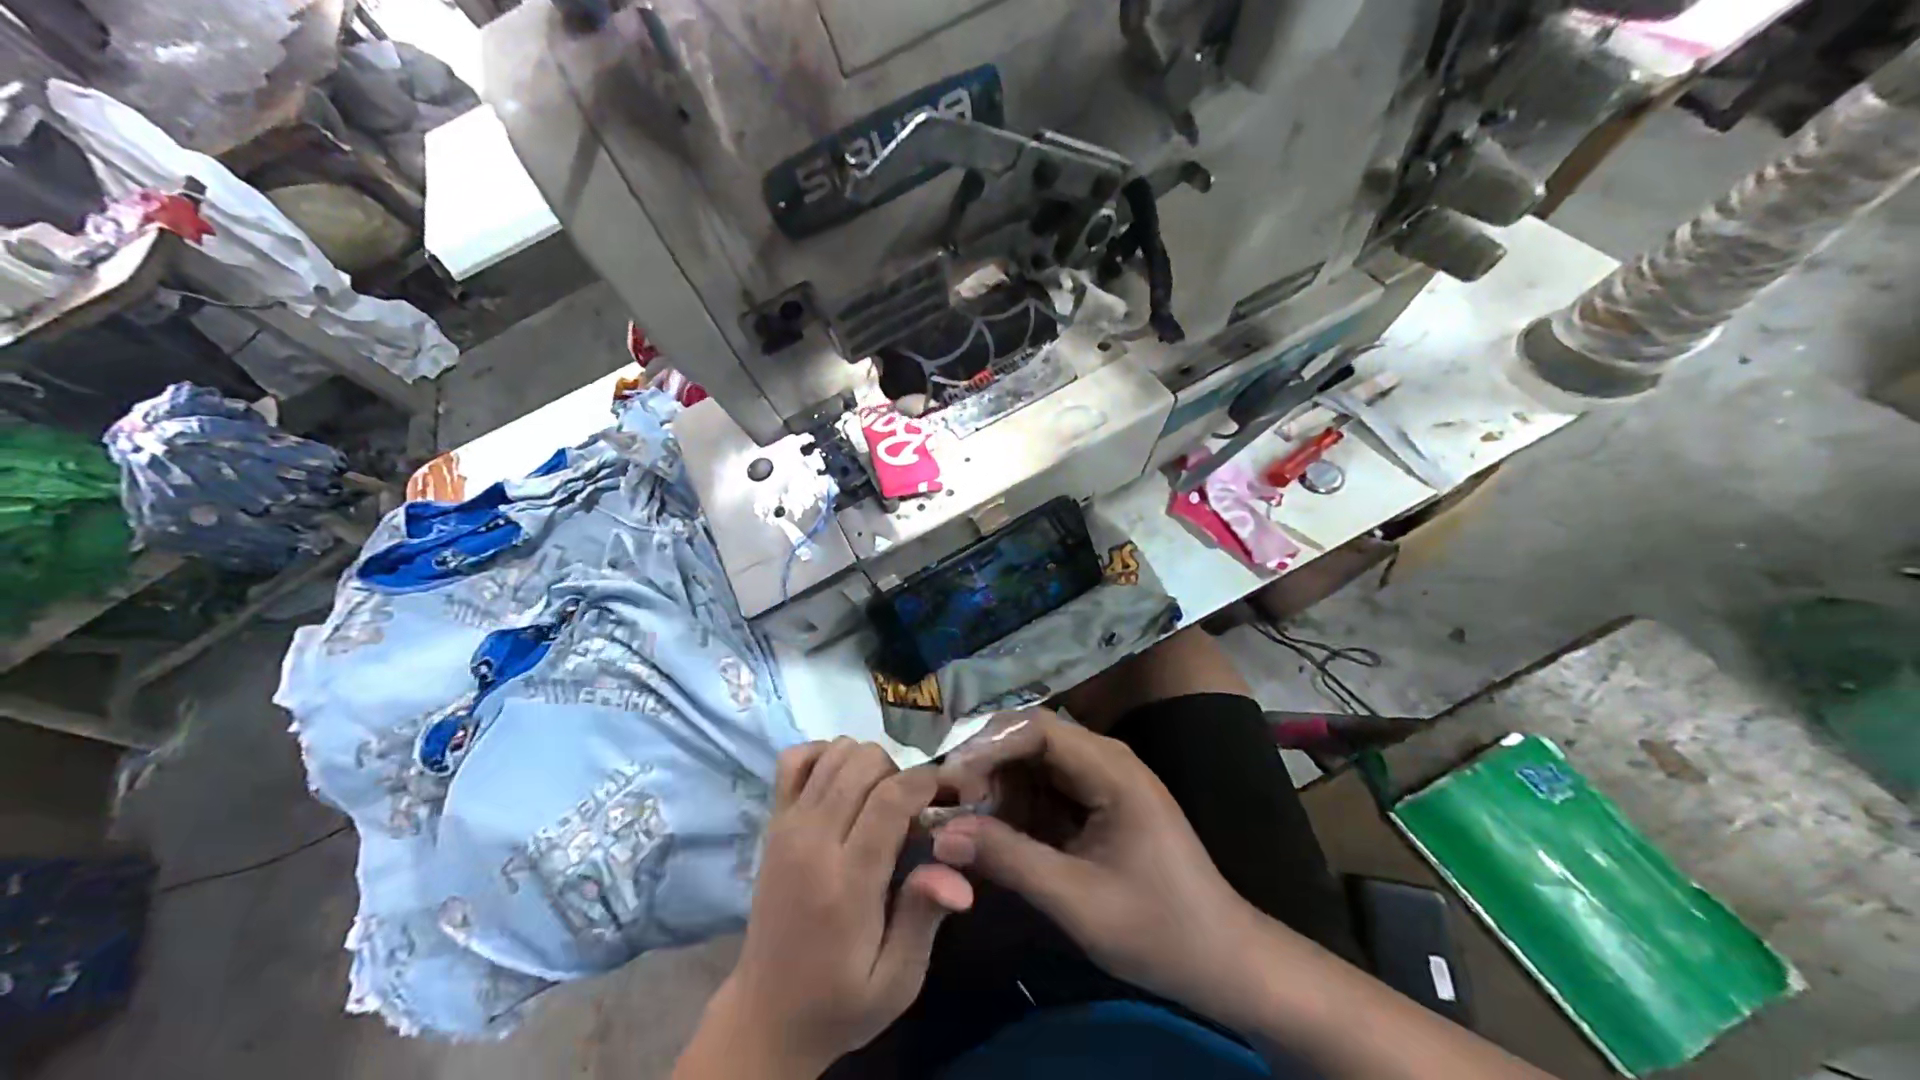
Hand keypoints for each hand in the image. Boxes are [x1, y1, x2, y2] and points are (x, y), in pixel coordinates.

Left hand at [683, 739, 973, 1079]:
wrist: (767, 1015)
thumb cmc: (841, 1001)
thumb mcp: (897, 980)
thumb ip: (924, 918)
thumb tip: (959, 875)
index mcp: (847, 882)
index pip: (891, 797)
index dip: (930, 780)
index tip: (956, 791)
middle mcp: (812, 841)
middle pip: (864, 762)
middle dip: (903, 772)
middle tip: (918, 810)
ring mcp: (787, 827)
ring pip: (835, 752)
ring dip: (869, 764)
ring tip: (884, 801)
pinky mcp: (773, 824)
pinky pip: (794, 760)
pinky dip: (824, 755)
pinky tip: (844, 784)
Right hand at [930, 709, 1261, 1018]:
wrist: (1223, 960)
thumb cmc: (1157, 928)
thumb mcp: (1076, 899)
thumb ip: (1008, 859)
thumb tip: (941, 834)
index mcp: (1111, 769)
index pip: (1036, 728)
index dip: (987, 746)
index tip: (949, 783)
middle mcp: (1105, 760)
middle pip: (1030, 738)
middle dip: (986, 766)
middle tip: (950, 805)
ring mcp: (1102, 781)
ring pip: (1033, 763)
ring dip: (996, 787)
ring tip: (964, 823)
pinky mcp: (1097, 805)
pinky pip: (1044, 790)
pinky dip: (1015, 807)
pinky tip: (993, 835)